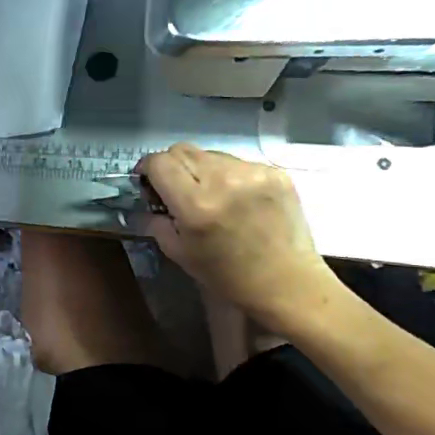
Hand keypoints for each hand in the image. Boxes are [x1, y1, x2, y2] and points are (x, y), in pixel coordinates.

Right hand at [137, 144, 339, 333]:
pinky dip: (230, 177)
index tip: (150, 182)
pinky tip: (238, 200)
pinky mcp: (274, 172)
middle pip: (182, 150)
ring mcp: (252, 172)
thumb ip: (156, 221)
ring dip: (202, 170)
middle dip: (173, 167)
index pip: (160, 162)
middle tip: (178, 190)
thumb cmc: (229, 277)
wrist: (288, 284)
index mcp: (196, 204)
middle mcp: (223, 180)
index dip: (148, 169)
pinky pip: (238, 163)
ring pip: (210, 154)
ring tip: (212, 197)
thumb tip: (146, 200)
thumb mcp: (181, 254)